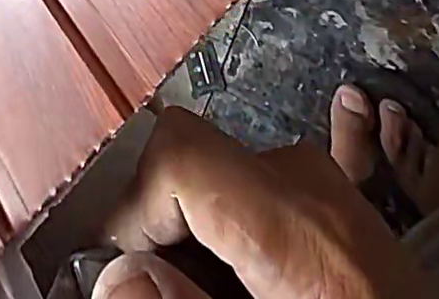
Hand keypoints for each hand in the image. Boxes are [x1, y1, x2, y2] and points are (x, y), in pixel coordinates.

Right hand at [98, 108, 435, 298]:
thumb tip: (115, 278)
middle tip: (166, 292)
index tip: (127, 268)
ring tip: (218, 292)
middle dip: (156, 226)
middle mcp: (306, 180)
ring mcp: (318, 180)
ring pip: (209, 173)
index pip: (180, 153)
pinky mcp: (323, 192)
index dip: (135, 206)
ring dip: (188, 232)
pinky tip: (242, 282)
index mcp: (297, 227)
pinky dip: (220, 228)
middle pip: (187, 160)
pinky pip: (243, 186)